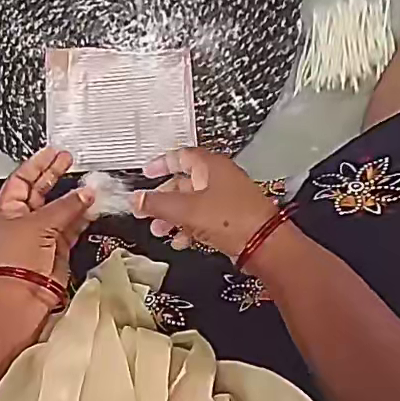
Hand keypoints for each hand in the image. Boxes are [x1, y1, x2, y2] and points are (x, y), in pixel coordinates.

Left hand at [0, 147, 95, 301]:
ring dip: (75, 197)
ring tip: (88, 184)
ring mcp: (42, 234)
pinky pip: (72, 226)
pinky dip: (83, 216)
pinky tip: (92, 206)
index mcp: (8, 209)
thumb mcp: (39, 223)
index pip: (22, 178)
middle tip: (70, 160)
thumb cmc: (16, 259)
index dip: (38, 164)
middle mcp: (24, 219)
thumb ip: (66, 206)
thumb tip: (85, 193)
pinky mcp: (57, 247)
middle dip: (56, 175)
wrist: (23, 294)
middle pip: (41, 190)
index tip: (53, 152)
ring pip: (61, 208)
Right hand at [130, 148, 279, 257]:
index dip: (161, 163)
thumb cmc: (232, 219)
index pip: (180, 156)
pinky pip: (203, 219)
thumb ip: (157, 204)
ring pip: (192, 204)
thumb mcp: (186, 210)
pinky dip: (189, 228)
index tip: (146, 173)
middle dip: (163, 199)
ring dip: (173, 217)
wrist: (264, 244)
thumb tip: (135, 199)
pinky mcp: (231, 219)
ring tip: (160, 231)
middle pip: (183, 183)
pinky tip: (181, 241)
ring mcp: (226, 199)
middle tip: (146, 211)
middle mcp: (218, 179)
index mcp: (209, 166)